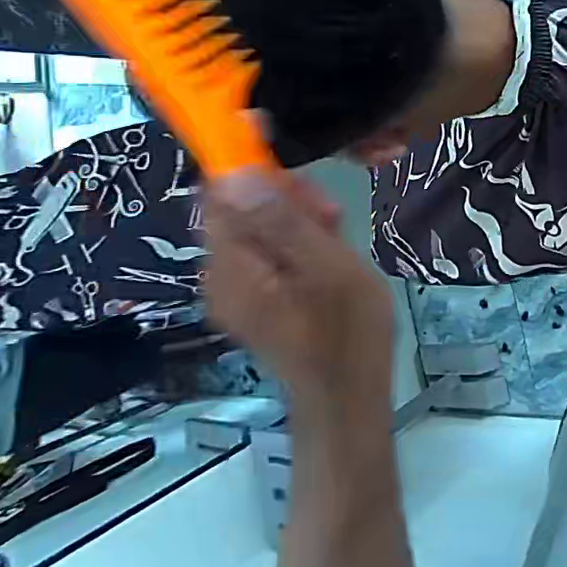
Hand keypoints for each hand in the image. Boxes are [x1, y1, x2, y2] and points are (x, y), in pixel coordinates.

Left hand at [205, 170, 393, 416]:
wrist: (347, 400)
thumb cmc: (346, 333)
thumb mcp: (326, 267)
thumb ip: (282, 220)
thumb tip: (237, 173)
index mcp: (230, 265)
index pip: (219, 192)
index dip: (252, 167)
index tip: (298, 173)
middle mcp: (220, 273)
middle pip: (240, 206)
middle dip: (284, 197)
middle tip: (330, 212)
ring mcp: (236, 287)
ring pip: (258, 226)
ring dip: (297, 218)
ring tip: (337, 231)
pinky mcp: (254, 296)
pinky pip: (267, 250)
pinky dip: (297, 241)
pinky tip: (328, 252)